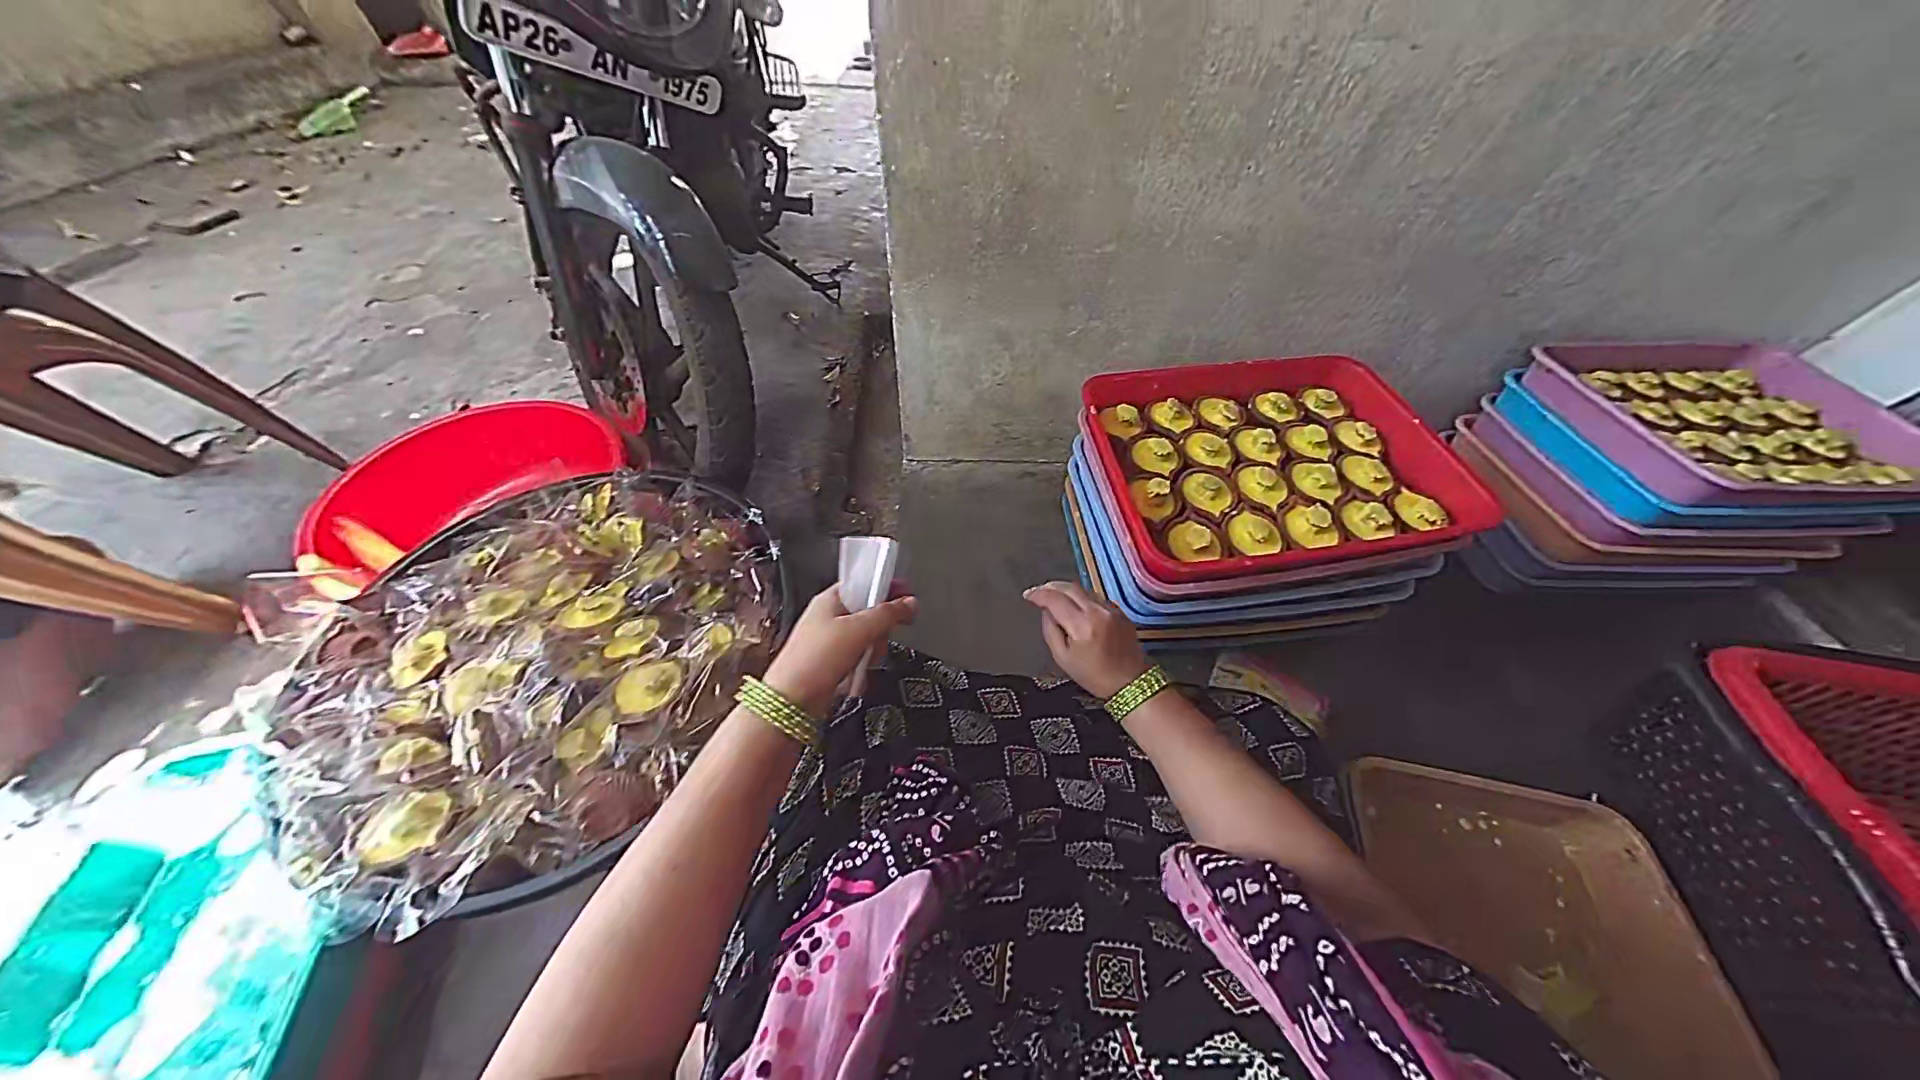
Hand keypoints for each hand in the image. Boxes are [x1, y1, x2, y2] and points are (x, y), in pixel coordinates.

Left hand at [760, 584, 916, 714]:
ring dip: (873, 648)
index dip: (886, 586)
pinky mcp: (834, 662)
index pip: (865, 582)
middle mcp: (830, 617)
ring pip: (868, 637)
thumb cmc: (813, 660)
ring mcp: (832, 641)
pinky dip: (864, 664)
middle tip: (883, 634)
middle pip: (870, 612)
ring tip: (867, 657)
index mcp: (831, 599)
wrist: (794, 700)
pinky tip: (859, 672)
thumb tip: (908, 604)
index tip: (905, 594)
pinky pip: (860, 657)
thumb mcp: (859, 628)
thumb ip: (888, 613)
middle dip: (882, 626)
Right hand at [1024, 581, 1148, 697]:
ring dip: (1066, 590)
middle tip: (1038, 592)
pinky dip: (1081, 597)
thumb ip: (1050, 630)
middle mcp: (1097, 612)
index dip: (1038, 594)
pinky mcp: (1120, 611)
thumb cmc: (1093, 675)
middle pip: (1069, 587)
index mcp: (1081, 626)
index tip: (1028, 595)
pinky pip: (1095, 597)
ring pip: (1083, 590)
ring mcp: (1111, 609)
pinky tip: (1075, 605)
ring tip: (1054, 597)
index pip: (1054, 599)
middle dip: (1050, 586)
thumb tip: (1046, 610)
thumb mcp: (1062, 657)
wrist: (1129, 682)